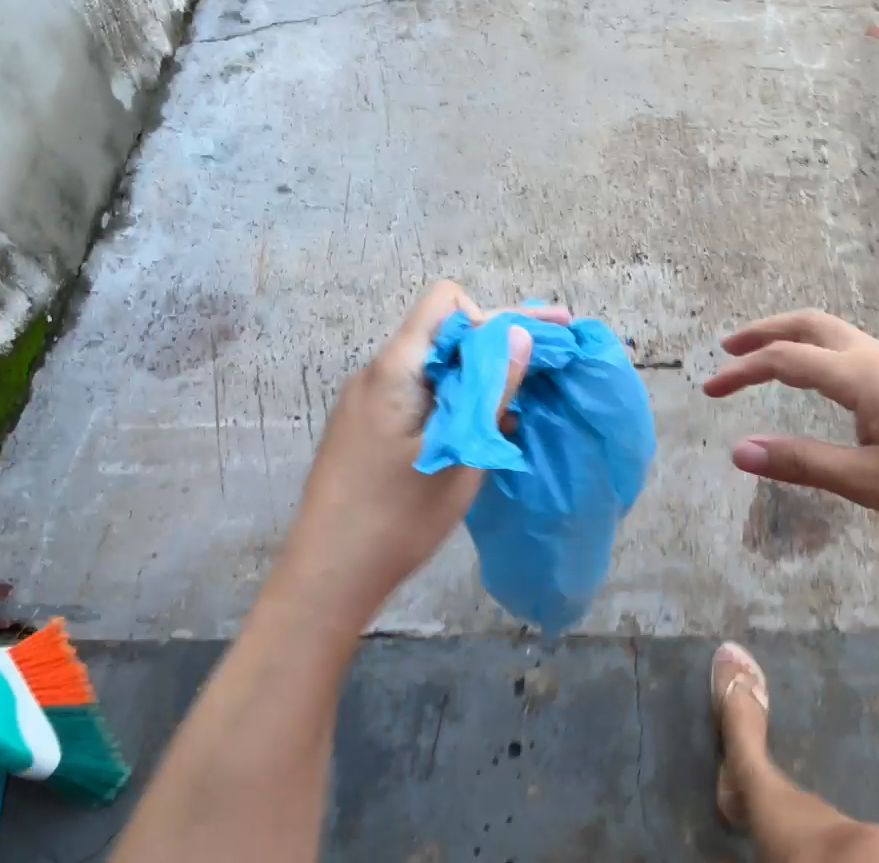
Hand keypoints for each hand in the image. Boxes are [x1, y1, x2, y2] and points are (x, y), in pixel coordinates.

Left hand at [284, 280, 568, 609]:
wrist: (328, 576)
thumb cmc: (398, 518)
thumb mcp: (461, 453)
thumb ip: (491, 390)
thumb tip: (518, 333)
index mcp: (395, 368)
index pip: (446, 302)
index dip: (491, 316)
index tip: (524, 351)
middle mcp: (376, 373)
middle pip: (443, 332)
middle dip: (496, 344)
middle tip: (549, 362)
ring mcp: (366, 401)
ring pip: (433, 366)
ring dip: (476, 377)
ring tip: (517, 408)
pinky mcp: (366, 426)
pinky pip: (418, 392)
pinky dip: (453, 401)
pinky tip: (479, 431)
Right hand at [703, 310, 878, 538]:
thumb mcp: (865, 481)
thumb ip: (800, 462)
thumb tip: (738, 451)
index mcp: (861, 375)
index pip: (785, 360)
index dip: (742, 372)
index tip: (708, 390)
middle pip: (810, 324)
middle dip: (764, 332)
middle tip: (728, 350)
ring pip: (836, 332)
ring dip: (794, 338)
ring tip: (766, 359)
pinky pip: (854, 348)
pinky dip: (820, 351)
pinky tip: (822, 381)